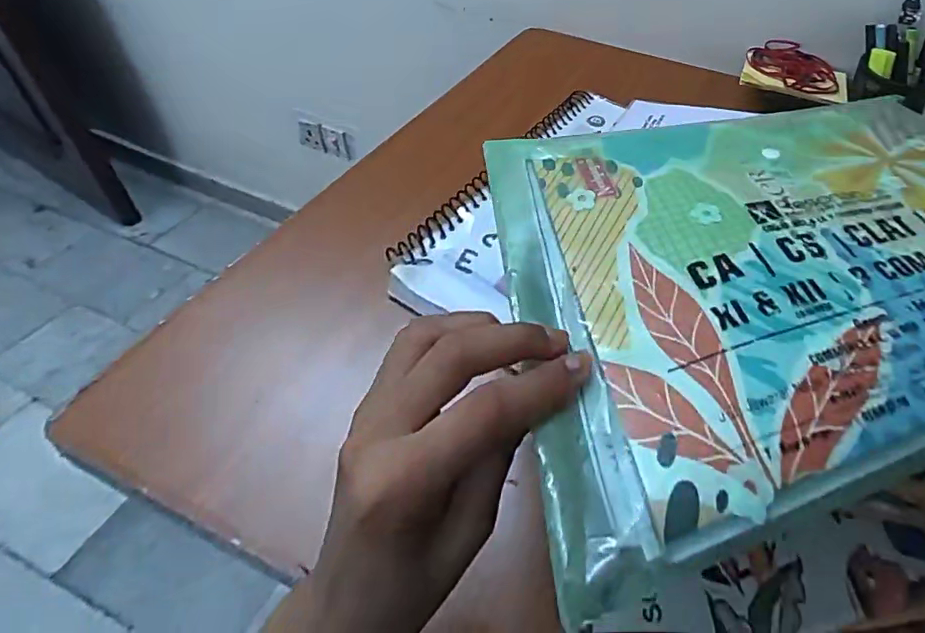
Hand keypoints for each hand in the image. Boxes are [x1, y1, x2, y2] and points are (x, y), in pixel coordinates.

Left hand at [265, 314, 590, 632]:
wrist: (344, 598)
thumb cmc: (413, 582)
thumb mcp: (472, 529)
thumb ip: (500, 453)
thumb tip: (538, 392)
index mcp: (404, 478)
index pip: (482, 410)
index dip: (538, 384)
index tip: (579, 367)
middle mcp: (376, 430)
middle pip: (449, 356)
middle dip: (512, 339)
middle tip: (557, 342)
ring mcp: (364, 410)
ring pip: (422, 336)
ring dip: (477, 325)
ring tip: (521, 336)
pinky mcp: (365, 402)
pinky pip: (407, 347)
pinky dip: (450, 332)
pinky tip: (480, 341)